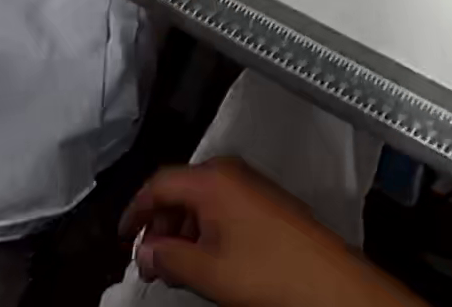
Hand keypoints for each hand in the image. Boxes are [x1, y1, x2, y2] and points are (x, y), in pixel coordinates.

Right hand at [120, 158, 422, 306]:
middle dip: (160, 222)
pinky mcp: (264, 198)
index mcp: (211, 179)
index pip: (160, 183)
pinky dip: (205, 227)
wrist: (328, 280)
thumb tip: (144, 252)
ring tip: (177, 265)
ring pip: (201, 197)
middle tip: (150, 260)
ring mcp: (249, 182)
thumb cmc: (266, 272)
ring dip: (182, 228)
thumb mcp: (208, 272)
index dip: (136, 209)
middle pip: (180, 188)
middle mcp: (229, 171)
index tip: (123, 236)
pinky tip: (205, 257)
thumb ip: (169, 258)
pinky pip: (222, 204)